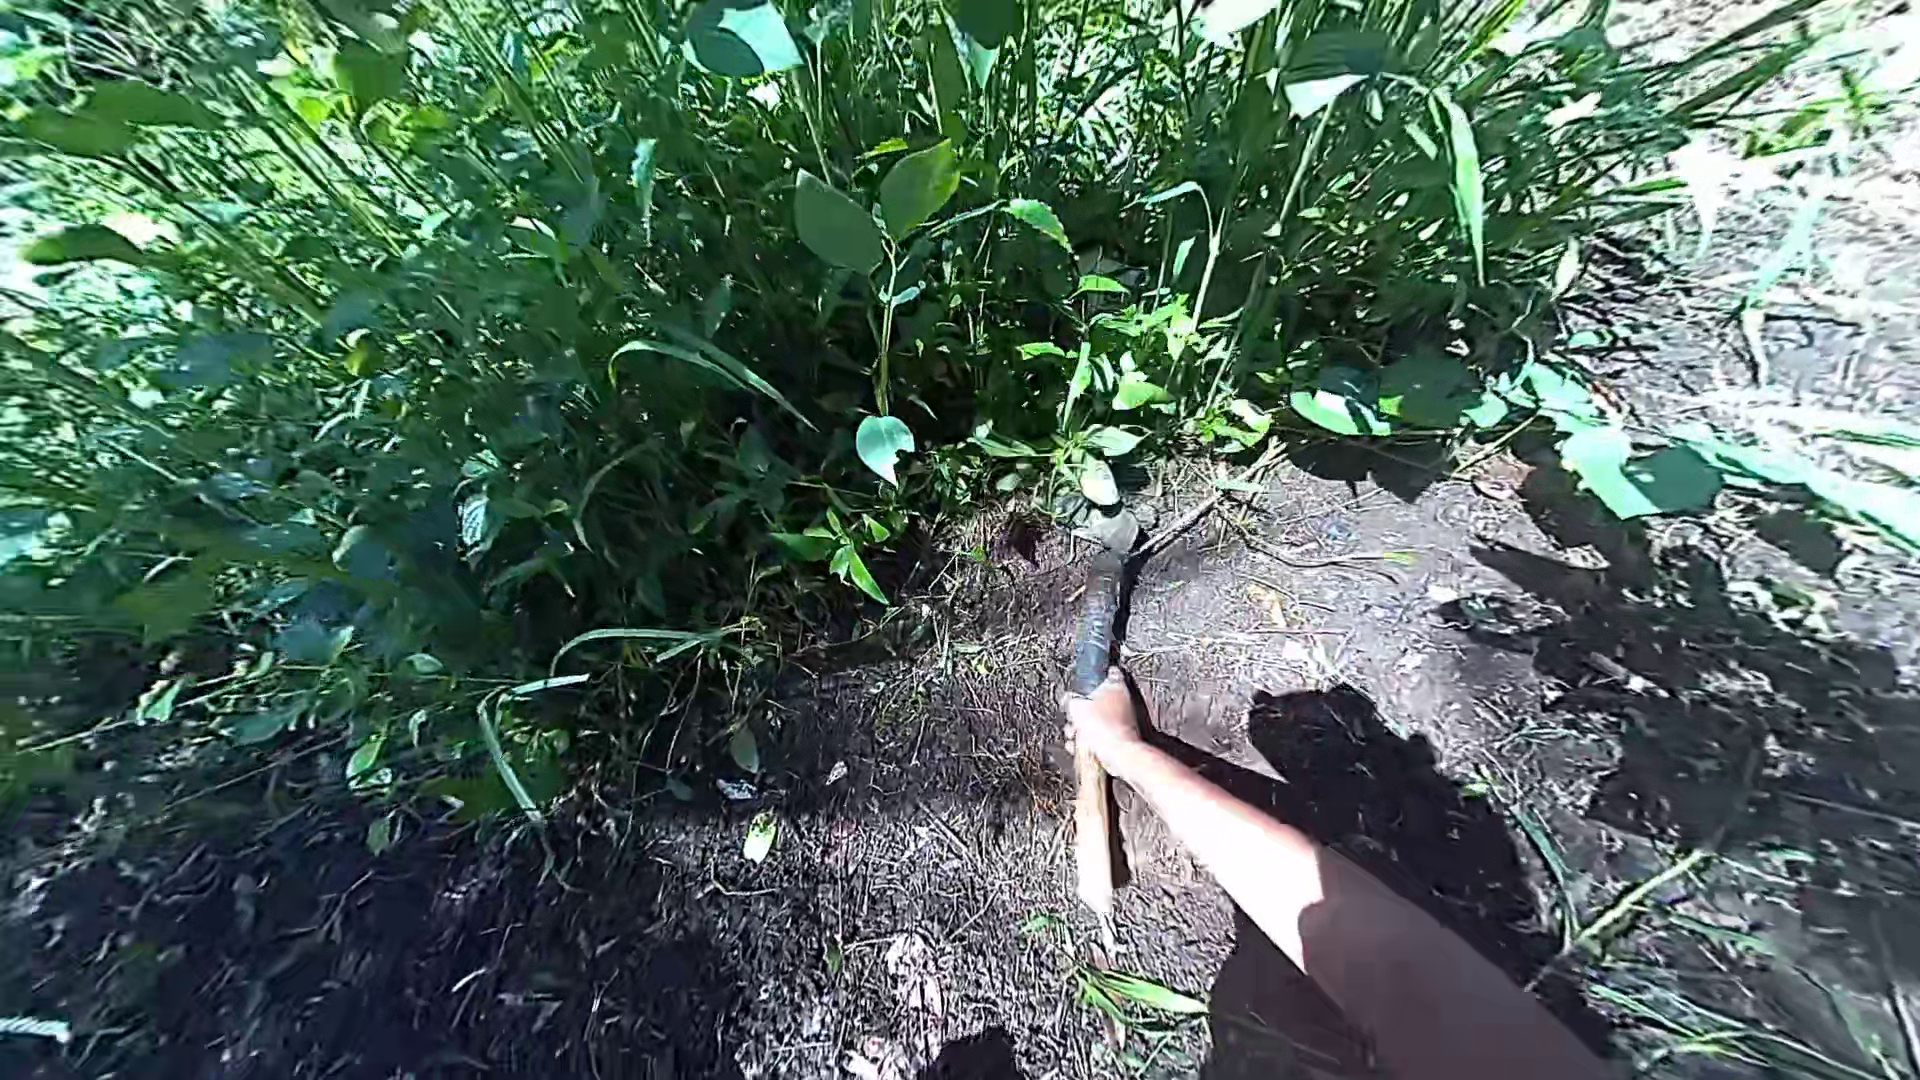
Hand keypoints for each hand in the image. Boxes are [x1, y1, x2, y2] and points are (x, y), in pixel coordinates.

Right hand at [1064, 667, 1143, 767]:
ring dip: (1083, 727)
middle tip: (1074, 716)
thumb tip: (1068, 700)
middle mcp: (1124, 700)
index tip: (1088, 681)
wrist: (1118, 754)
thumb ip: (1070, 700)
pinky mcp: (1122, 737)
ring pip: (1098, 718)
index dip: (1097, 675)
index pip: (1110, 671)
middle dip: (1082, 710)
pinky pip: (1102, 734)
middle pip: (1098, 699)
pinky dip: (1091, 739)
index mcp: (1116, 685)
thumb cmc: (1103, 727)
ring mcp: (1125, 719)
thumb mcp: (1076, 707)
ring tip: (1075, 734)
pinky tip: (1080, 745)